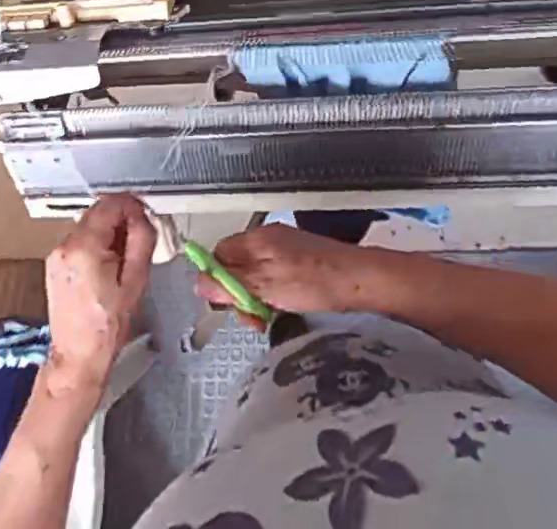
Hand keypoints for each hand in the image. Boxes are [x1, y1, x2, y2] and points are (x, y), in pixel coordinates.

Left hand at [43, 195, 155, 393]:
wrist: (79, 355)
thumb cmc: (109, 323)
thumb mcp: (137, 277)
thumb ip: (142, 237)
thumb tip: (141, 215)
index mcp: (84, 247)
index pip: (110, 204)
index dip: (132, 205)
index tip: (145, 217)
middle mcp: (64, 246)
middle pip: (98, 212)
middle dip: (121, 218)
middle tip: (138, 239)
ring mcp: (56, 255)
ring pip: (89, 225)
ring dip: (109, 231)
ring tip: (123, 258)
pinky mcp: (55, 264)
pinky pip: (80, 240)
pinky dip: (97, 243)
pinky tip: (108, 266)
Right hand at [194, 225, 394, 316]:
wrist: (358, 279)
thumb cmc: (313, 282)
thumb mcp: (266, 286)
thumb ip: (231, 284)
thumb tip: (199, 283)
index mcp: (256, 239)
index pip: (218, 254)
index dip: (216, 281)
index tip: (227, 307)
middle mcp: (267, 237)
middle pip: (234, 264)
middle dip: (236, 294)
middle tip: (251, 320)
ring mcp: (283, 246)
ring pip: (253, 273)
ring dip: (253, 297)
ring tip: (267, 317)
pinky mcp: (297, 258)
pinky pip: (271, 275)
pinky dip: (270, 293)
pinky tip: (281, 307)